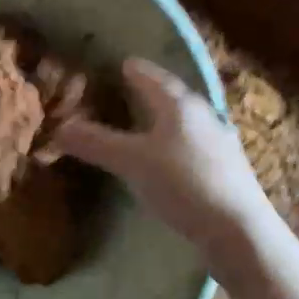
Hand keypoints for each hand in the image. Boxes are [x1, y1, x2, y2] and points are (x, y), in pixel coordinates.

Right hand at [55, 58, 279, 277]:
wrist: (241, 233)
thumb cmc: (183, 184)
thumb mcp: (130, 161)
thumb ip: (94, 141)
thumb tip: (58, 126)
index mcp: (179, 104)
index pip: (150, 75)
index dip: (130, 69)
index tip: (115, 65)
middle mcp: (203, 115)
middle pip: (170, 96)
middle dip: (146, 93)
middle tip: (122, 93)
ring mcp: (219, 143)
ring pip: (184, 122)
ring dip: (161, 120)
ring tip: (140, 126)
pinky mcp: (227, 170)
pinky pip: (192, 145)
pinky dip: (174, 144)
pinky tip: (166, 159)